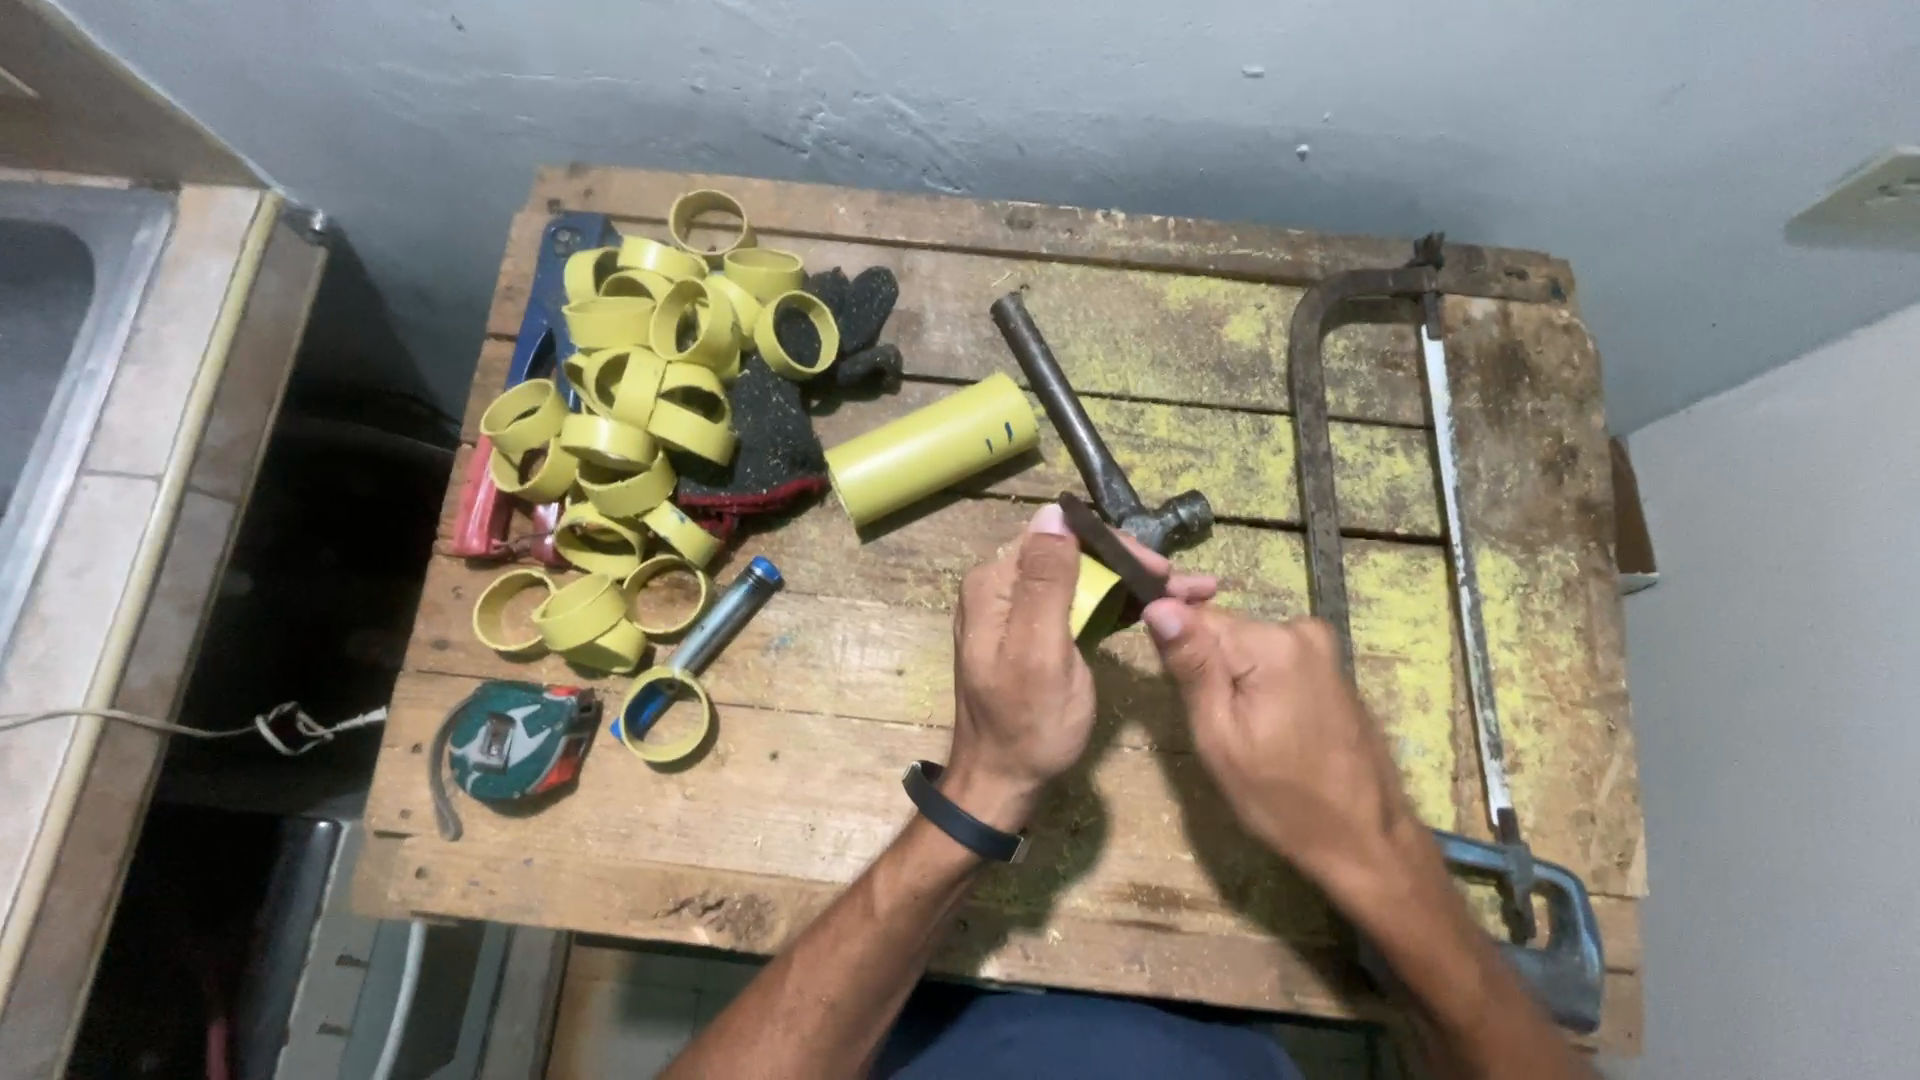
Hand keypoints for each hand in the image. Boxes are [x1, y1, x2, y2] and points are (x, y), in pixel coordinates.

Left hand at [945, 505, 1214, 832]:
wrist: (1004, 781)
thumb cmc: (1025, 724)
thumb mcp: (1038, 652)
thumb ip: (1045, 582)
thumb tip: (1053, 513)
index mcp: (994, 585)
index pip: (1055, 536)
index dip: (1109, 544)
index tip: (1156, 567)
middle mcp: (1002, 588)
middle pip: (1073, 554)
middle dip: (1128, 563)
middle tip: (1184, 583)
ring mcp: (1020, 611)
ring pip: (1083, 577)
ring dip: (1132, 582)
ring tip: (1189, 591)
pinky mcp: (1040, 631)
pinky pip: (1081, 604)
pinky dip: (1118, 604)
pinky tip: (1157, 606)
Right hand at [1141, 602, 1421, 901]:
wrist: (1366, 840)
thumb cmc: (1281, 797)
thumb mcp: (1219, 736)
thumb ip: (1190, 664)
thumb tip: (1158, 605)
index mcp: (1270, 643)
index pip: (1194, 618)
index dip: (1180, 655)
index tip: (1186, 696)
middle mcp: (1301, 630)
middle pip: (1223, 632)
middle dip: (1209, 671)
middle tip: (1217, 727)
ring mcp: (1323, 649)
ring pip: (1247, 648)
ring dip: (1235, 681)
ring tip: (1246, 734)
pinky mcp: (1333, 668)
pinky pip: (1274, 661)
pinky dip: (1262, 687)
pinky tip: (1272, 729)